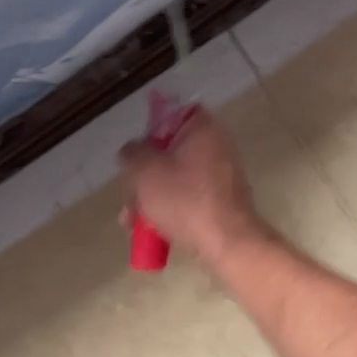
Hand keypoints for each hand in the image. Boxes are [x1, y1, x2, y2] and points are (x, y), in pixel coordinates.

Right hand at [119, 108, 270, 263]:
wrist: (226, 241)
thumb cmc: (184, 199)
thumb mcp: (145, 170)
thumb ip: (132, 153)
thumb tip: (133, 150)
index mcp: (204, 128)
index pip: (174, 114)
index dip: (151, 131)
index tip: (137, 153)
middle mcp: (217, 145)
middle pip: (170, 151)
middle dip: (145, 176)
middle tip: (130, 195)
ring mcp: (222, 173)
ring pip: (176, 178)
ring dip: (151, 197)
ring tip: (132, 221)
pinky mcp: (221, 198)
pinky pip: (188, 196)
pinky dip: (169, 209)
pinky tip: (150, 231)